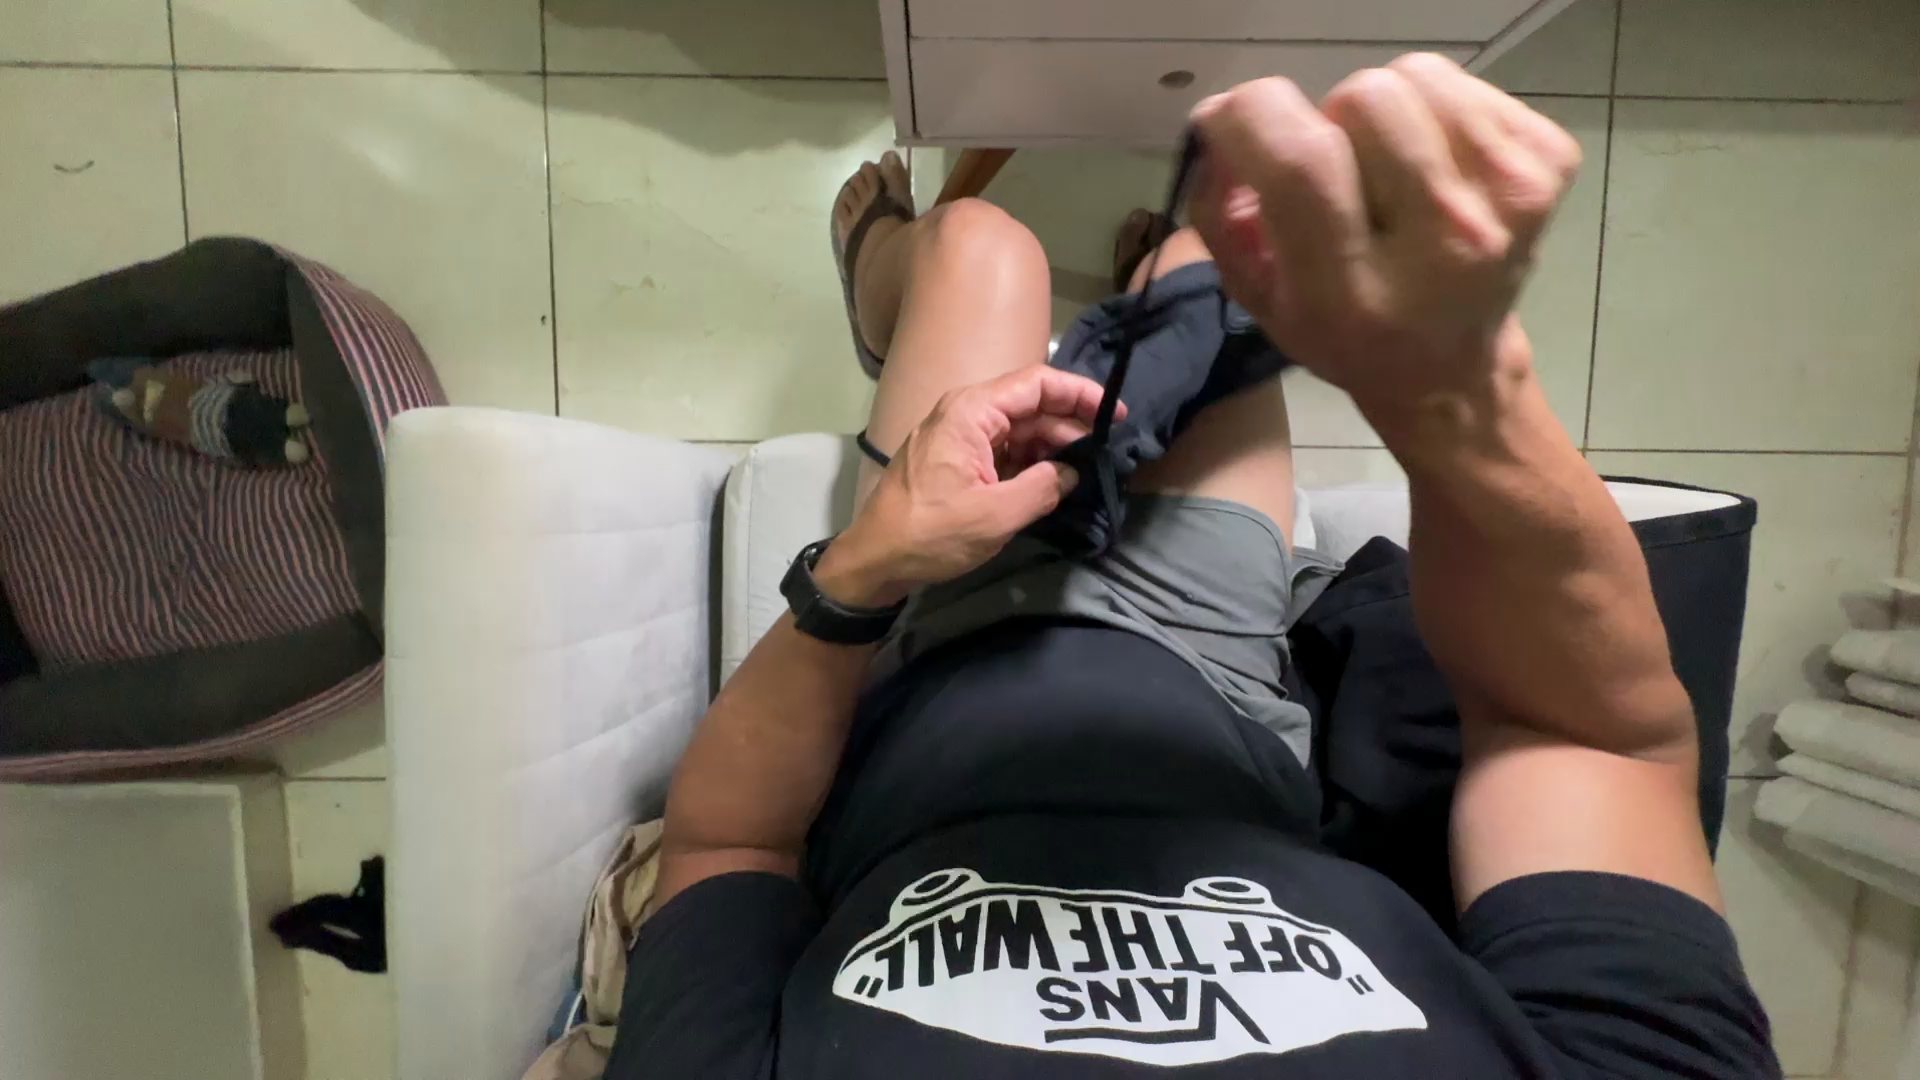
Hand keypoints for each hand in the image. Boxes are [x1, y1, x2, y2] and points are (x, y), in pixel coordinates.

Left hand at [815, 366, 1119, 606]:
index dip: (1080, 394)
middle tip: (1107, 453)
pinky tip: (1053, 482)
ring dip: (1052, 448)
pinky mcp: (956, 462)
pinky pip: (1002, 452)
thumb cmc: (930, 533)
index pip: (1037, 384)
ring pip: (1018, 431)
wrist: (876, 560)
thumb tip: (1070, 474)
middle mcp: (965, 415)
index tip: (1116, 415)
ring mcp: (959, 438)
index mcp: (970, 412)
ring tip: (1086, 470)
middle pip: (1029, 407)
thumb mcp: (996, 515)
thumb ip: (1043, 488)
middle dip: (1070, 426)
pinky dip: (1029, 464)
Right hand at [1187, 53, 1581, 428]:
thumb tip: (1216, 127)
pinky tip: (1422, 168)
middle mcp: (1440, 240)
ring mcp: (1506, 195)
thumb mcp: (1258, 301)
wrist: (1446, 367)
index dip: (1252, 119)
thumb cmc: (1337, 334)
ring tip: (1376, 169)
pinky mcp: (1548, 159)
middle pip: (1361, 99)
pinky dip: (1425, 112)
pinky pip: (1459, 83)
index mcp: (1352, 292)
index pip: (1304, 165)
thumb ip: (1220, 221)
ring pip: (1411, 77)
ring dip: (1374, 113)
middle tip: (1327, 171)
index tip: (1227, 118)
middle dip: (1322, 120)